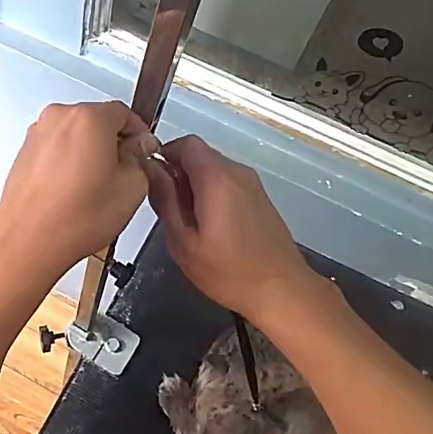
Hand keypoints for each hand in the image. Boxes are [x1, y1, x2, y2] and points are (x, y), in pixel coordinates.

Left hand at [0, 101, 158, 275]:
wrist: (29, 241)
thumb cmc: (72, 218)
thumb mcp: (132, 187)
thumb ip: (140, 158)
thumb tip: (139, 149)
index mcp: (89, 118)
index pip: (125, 113)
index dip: (140, 133)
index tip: (144, 149)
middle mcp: (60, 118)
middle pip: (98, 120)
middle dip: (115, 143)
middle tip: (126, 172)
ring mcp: (39, 135)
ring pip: (77, 135)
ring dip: (91, 153)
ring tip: (98, 188)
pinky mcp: (26, 153)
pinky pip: (57, 150)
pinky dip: (70, 164)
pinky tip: (77, 192)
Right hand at [144, 135, 320, 320]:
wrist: (282, 289)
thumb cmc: (230, 272)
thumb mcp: (184, 241)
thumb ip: (165, 200)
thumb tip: (150, 170)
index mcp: (217, 179)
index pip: (185, 143)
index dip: (164, 155)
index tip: (153, 179)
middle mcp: (238, 173)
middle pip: (200, 155)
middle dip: (178, 173)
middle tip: (168, 207)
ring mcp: (252, 184)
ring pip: (214, 169)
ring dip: (195, 186)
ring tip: (188, 222)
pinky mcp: (260, 198)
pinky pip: (229, 183)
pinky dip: (212, 194)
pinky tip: (209, 226)